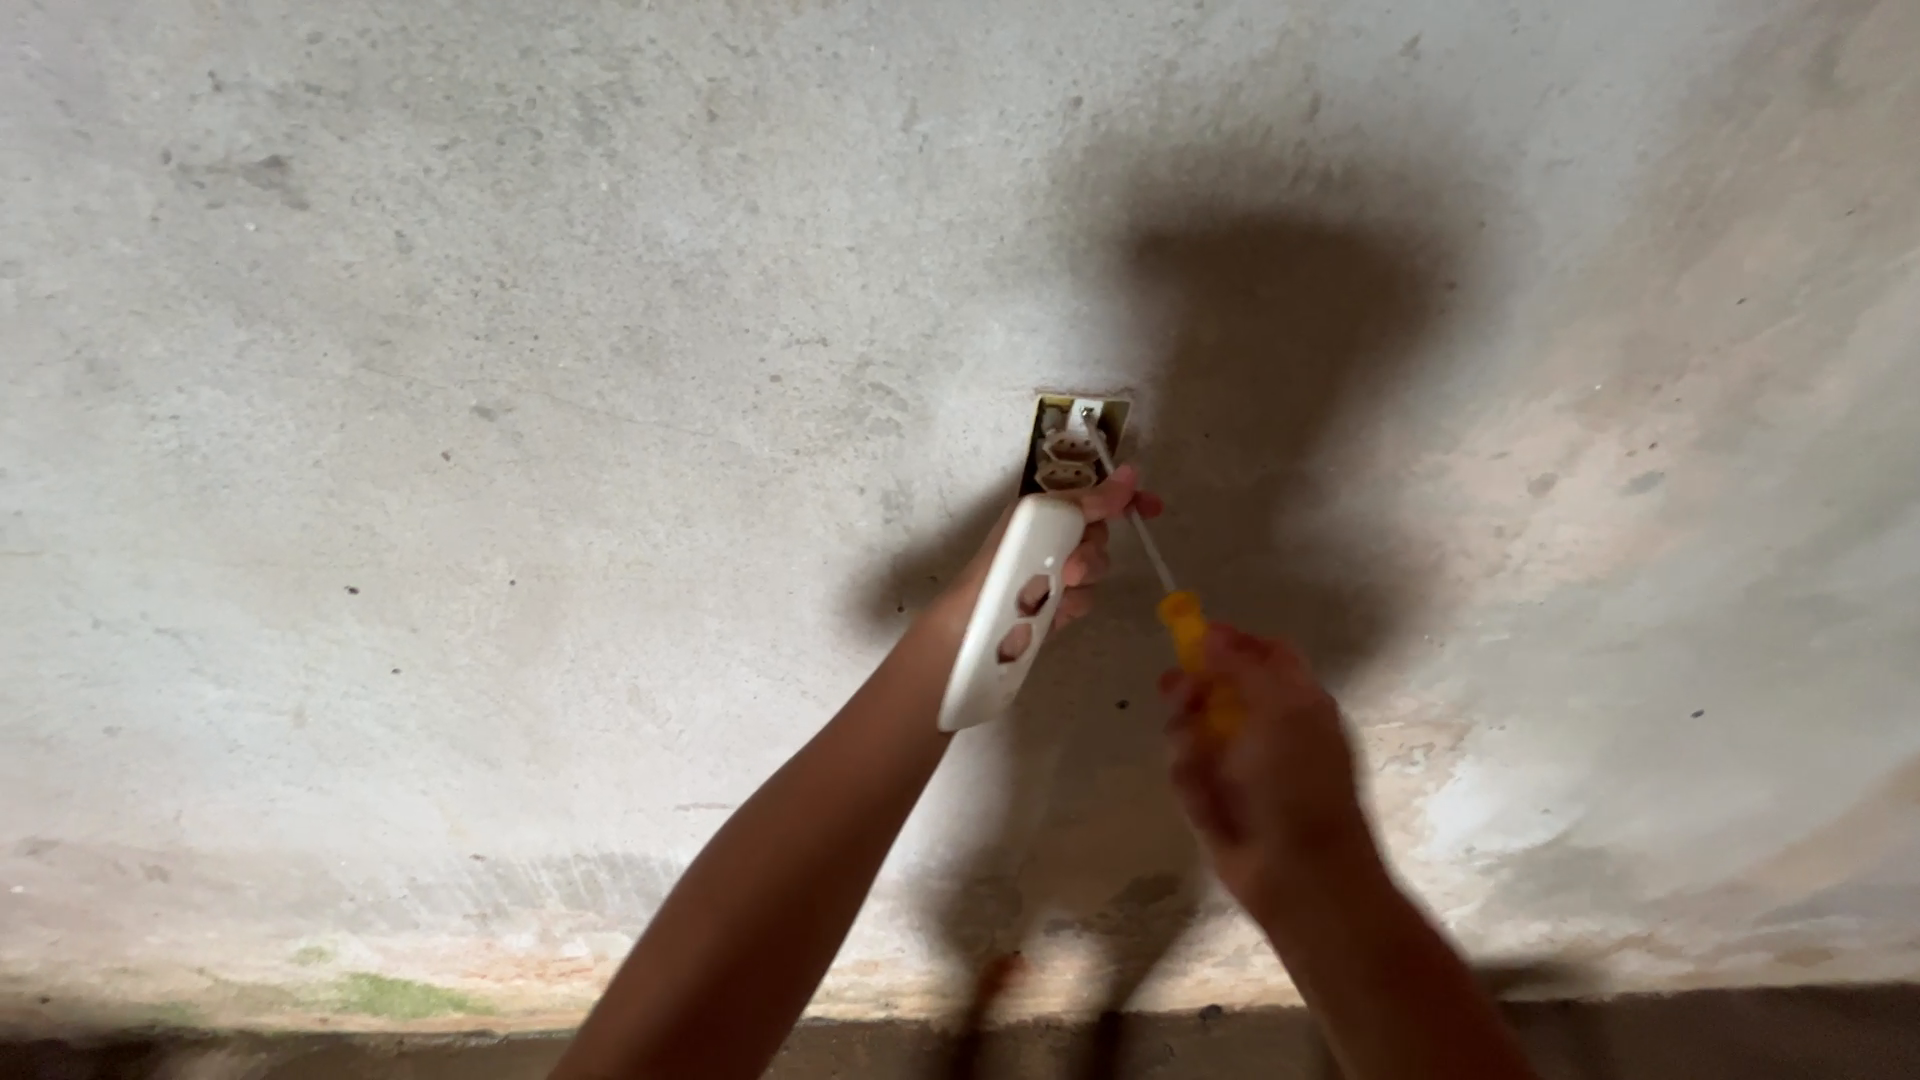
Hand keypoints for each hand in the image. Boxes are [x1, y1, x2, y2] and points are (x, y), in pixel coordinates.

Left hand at [940, 464, 1162, 630]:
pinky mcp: (1060, 606)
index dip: (1126, 500)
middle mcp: (1055, 539)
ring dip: (1083, 578)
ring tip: (1056, 589)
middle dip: (1092, 550)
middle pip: (1101, 536)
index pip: (1095, 499)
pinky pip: (1086, 600)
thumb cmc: (999, 563)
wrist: (975, 620)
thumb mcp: (1040, 518)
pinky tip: (1054, 610)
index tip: (1150, 509)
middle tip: (1070, 567)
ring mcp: (1058, 574)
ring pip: (1098, 570)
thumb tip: (1129, 474)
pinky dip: (1073, 604)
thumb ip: (1085, 500)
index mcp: (1046, 512)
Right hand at [1161, 625, 1377, 921]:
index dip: (1232, 642)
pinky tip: (1201, 794)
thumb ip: (1241, 667)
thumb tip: (1211, 633)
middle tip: (1176, 690)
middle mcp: (1267, 727)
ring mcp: (1237, 763)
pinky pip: (1185, 769)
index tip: (1196, 637)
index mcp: (1298, 702)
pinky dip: (1189, 775)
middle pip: (1219, 686)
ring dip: (1186, 733)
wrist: (1299, 875)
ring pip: (1194, 725)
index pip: (1265, 655)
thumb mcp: (1279, 710)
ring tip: (1193, 752)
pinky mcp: (1211, 795)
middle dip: (1193, 687)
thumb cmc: (1299, 784)